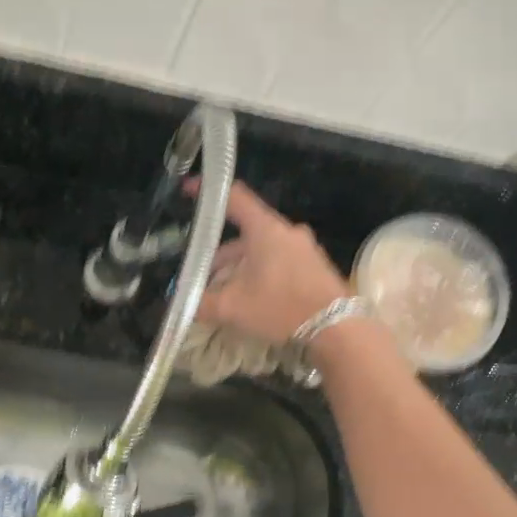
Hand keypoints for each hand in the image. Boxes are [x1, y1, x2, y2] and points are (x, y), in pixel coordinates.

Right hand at [192, 181, 351, 345]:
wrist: (335, 326)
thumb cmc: (280, 307)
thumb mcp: (232, 308)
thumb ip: (201, 303)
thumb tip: (181, 304)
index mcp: (265, 230)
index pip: (234, 198)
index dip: (209, 191)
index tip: (191, 190)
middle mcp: (285, 231)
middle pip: (245, 234)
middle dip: (220, 255)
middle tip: (203, 278)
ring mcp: (303, 247)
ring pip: (261, 250)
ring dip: (239, 268)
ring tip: (226, 295)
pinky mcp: (313, 265)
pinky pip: (278, 262)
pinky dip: (260, 274)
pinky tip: (253, 298)